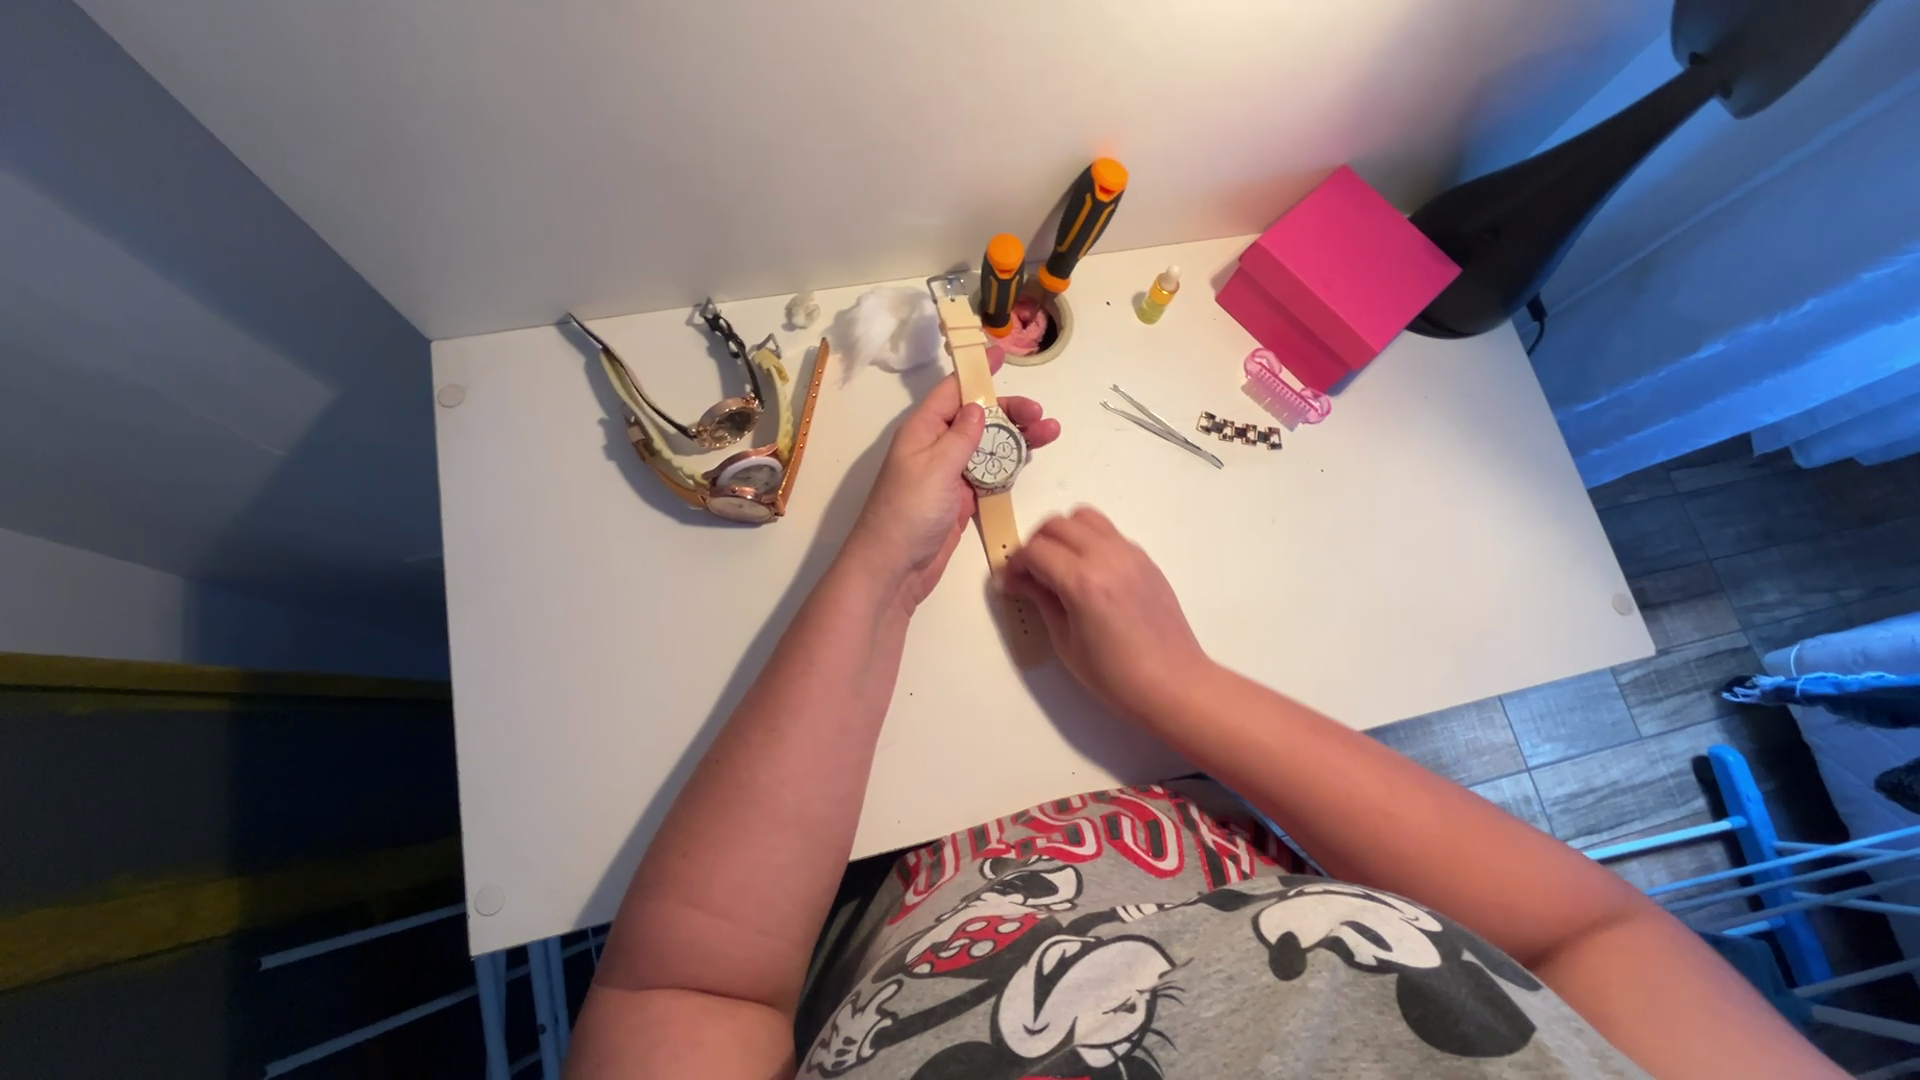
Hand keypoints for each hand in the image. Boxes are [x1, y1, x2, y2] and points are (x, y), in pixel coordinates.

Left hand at [842, 375, 1059, 610]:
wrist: (894, 570)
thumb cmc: (907, 513)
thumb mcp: (934, 466)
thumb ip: (961, 436)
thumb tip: (977, 407)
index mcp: (922, 431)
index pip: (952, 390)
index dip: (976, 372)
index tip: (1002, 355)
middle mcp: (936, 447)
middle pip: (977, 418)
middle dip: (1009, 412)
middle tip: (1040, 416)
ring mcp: (949, 475)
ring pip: (988, 446)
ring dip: (1016, 438)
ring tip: (1049, 433)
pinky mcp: (961, 501)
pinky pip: (990, 474)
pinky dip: (1010, 465)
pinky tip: (1030, 458)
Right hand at [1003, 508, 1211, 721]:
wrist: (1173, 682)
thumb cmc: (1114, 675)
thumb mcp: (1066, 642)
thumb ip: (1041, 600)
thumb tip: (1018, 581)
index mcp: (1083, 582)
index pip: (1035, 550)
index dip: (1015, 564)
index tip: (1009, 583)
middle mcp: (1106, 557)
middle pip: (1057, 524)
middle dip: (1035, 543)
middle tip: (1030, 573)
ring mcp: (1130, 554)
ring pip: (1085, 518)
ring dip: (1063, 534)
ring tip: (1058, 565)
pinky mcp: (1145, 559)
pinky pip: (1108, 533)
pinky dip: (1089, 541)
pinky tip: (1088, 573)